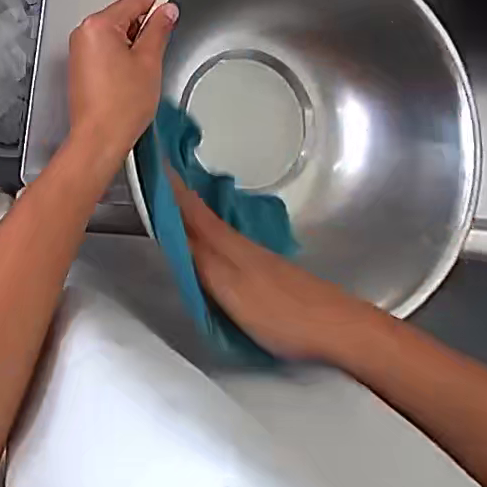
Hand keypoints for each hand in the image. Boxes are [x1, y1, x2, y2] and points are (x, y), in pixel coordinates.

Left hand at [66, 0, 177, 157]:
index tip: (171, 9)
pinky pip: (106, 49)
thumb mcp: (149, 60)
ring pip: (116, 34)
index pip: (134, 2)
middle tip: (161, 45)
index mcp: (98, 25)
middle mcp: (84, 34)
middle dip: (145, 28)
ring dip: (134, 43)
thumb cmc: (119, 106)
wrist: (100, 138)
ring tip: (144, 67)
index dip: (157, 4)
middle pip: (123, 16)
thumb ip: (159, 29)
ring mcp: (80, 51)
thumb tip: (166, 11)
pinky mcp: (82, 66)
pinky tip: (132, 76)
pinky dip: (122, 56)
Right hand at [170, 172, 383, 364]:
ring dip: (187, 210)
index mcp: (224, 242)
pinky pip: (221, 240)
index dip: (169, 186)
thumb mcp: (230, 287)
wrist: (335, 327)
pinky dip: (204, 230)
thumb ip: (197, 257)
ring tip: (168, 201)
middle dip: (174, 193)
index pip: (188, 207)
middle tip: (152, 174)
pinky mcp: (261, 270)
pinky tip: (200, 238)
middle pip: (197, 211)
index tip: (151, 160)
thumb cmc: (281, 312)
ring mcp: (250, 254)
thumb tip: (167, 225)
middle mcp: (235, 241)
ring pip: (209, 224)